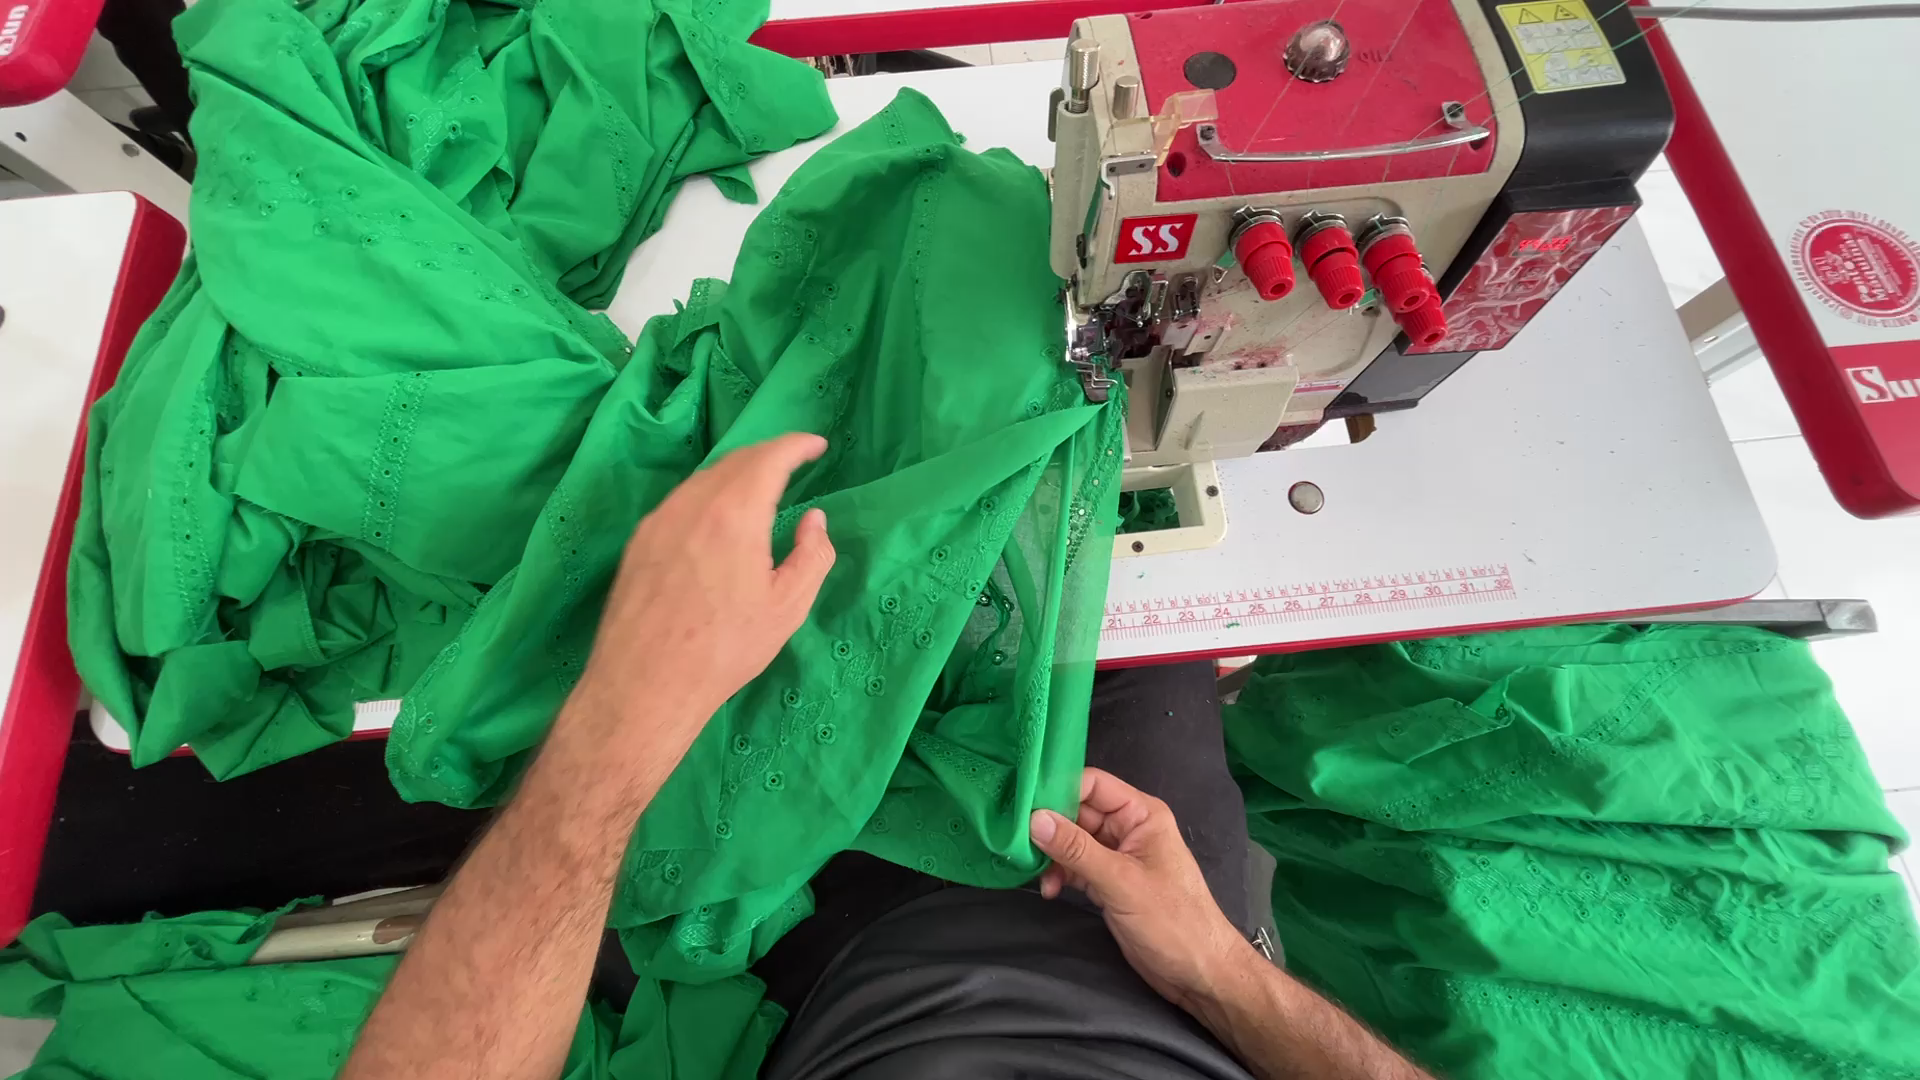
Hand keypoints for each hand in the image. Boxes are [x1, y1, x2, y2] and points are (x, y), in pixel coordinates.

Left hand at [561, 433, 835, 763]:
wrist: (645, 684)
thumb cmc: (726, 647)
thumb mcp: (788, 606)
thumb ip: (813, 554)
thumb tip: (815, 520)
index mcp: (734, 513)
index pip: (769, 458)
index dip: (796, 445)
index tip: (816, 445)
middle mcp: (692, 504)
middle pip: (735, 461)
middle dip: (769, 454)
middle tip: (794, 462)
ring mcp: (658, 521)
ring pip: (704, 479)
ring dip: (738, 473)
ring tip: (760, 487)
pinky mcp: (638, 541)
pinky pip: (682, 501)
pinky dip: (710, 493)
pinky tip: (719, 518)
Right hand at [1030, 767, 1255, 1011]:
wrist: (1200, 976)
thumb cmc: (1173, 921)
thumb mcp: (1121, 882)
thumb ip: (1076, 849)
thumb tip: (1035, 819)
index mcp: (1140, 813)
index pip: (1093, 784)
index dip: (1060, 789)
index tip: (1026, 804)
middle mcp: (1127, 827)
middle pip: (1078, 811)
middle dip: (1050, 826)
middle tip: (1020, 841)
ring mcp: (1116, 855)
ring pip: (1072, 840)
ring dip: (1052, 855)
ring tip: (1035, 873)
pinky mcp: (1108, 881)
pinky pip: (1075, 865)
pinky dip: (1060, 874)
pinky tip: (1049, 889)